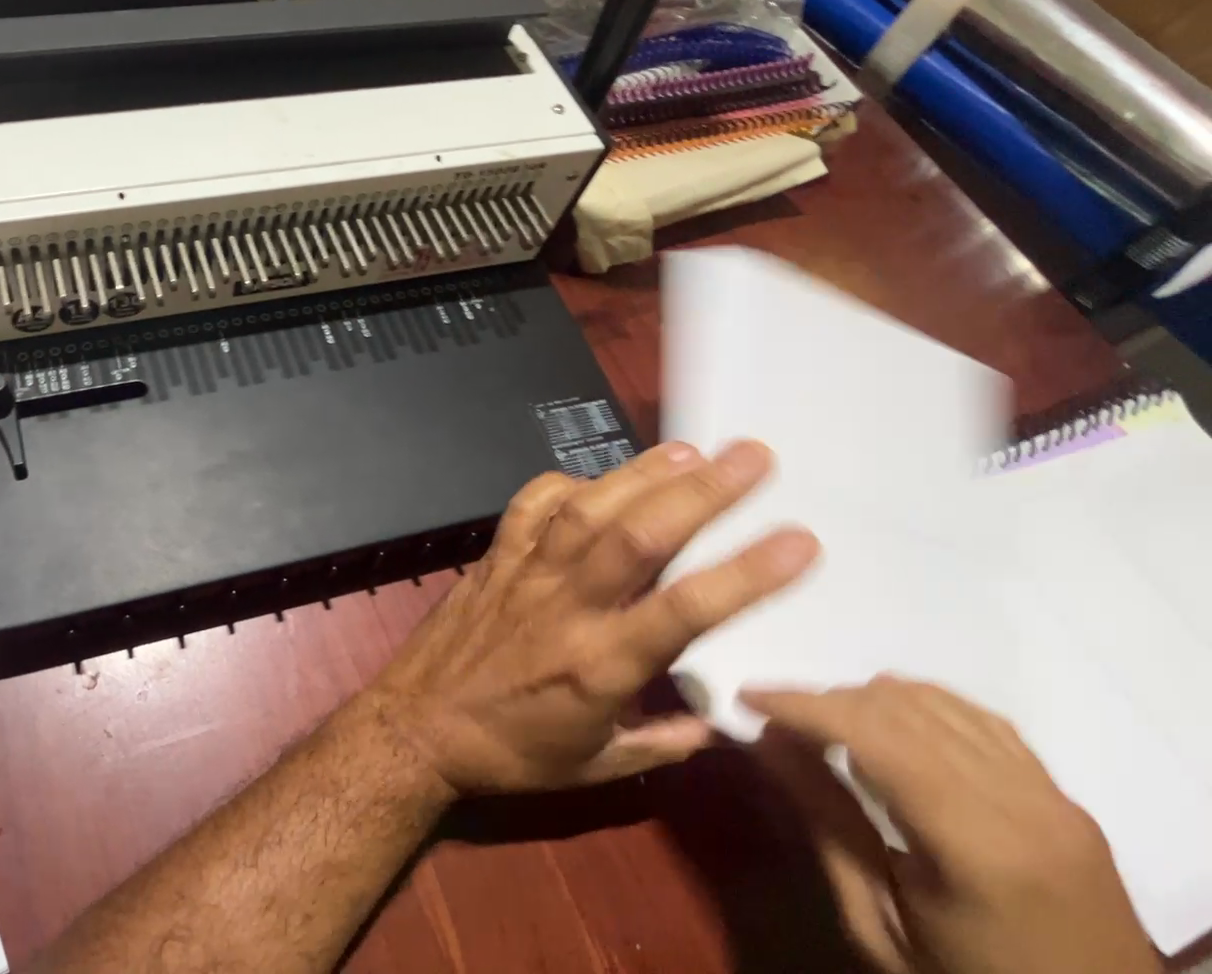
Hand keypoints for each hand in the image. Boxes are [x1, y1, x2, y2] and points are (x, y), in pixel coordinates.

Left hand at [361, 440, 818, 794]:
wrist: (417, 727)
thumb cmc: (509, 753)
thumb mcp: (595, 767)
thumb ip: (662, 743)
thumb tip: (719, 723)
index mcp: (600, 665)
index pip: (685, 610)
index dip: (746, 573)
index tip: (800, 539)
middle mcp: (566, 607)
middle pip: (637, 537)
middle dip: (700, 493)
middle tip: (752, 456)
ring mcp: (524, 574)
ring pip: (584, 511)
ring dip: (639, 474)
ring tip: (691, 450)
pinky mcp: (492, 559)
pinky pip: (527, 508)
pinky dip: (564, 485)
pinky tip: (597, 479)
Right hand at [745, 677, 1161, 973]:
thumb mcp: (877, 922)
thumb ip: (827, 824)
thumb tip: (768, 742)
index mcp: (975, 845)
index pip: (873, 735)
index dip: (802, 705)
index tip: (746, 697)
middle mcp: (1024, 804)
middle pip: (902, 709)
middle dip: (826, 701)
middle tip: (776, 723)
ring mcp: (1053, 797)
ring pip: (939, 703)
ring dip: (868, 699)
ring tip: (825, 724)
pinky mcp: (1064, 798)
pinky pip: (980, 719)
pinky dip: (921, 706)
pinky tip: (888, 723)